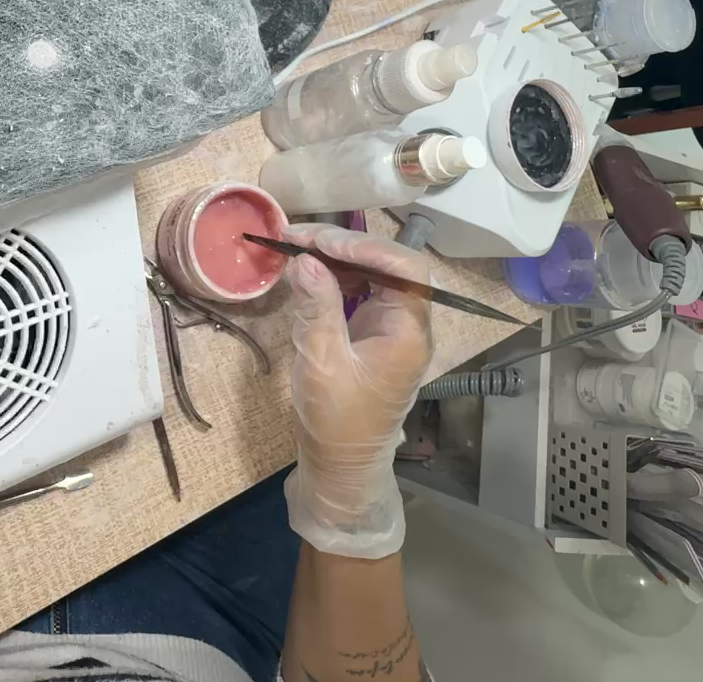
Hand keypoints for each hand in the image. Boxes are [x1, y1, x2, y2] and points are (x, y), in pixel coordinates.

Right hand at [280, 224, 433, 559]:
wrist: (341, 465)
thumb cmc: (336, 420)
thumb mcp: (321, 362)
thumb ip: (317, 307)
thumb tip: (305, 258)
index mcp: (408, 332)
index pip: (404, 268)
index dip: (365, 246)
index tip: (320, 241)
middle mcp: (407, 323)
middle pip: (387, 264)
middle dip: (342, 245)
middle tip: (295, 236)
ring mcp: (390, 326)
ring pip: (372, 272)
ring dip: (335, 256)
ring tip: (294, 246)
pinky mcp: (372, 331)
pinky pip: (360, 289)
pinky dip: (334, 275)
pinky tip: (308, 271)